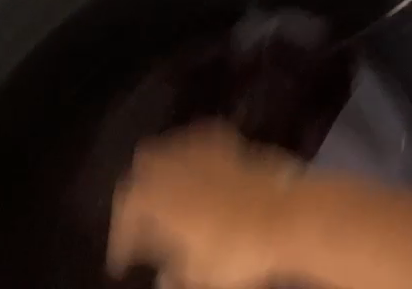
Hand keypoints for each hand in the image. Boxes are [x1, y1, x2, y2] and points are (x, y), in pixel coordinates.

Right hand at [107, 123, 302, 288]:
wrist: (290, 216)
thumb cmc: (239, 252)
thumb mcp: (200, 277)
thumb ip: (177, 276)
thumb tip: (166, 278)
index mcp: (162, 199)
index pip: (128, 205)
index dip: (121, 233)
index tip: (125, 259)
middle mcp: (181, 167)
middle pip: (145, 163)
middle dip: (139, 188)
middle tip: (142, 218)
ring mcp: (210, 151)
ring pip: (173, 146)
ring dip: (165, 167)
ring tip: (170, 192)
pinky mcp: (237, 144)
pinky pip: (205, 138)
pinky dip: (196, 150)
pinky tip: (202, 165)